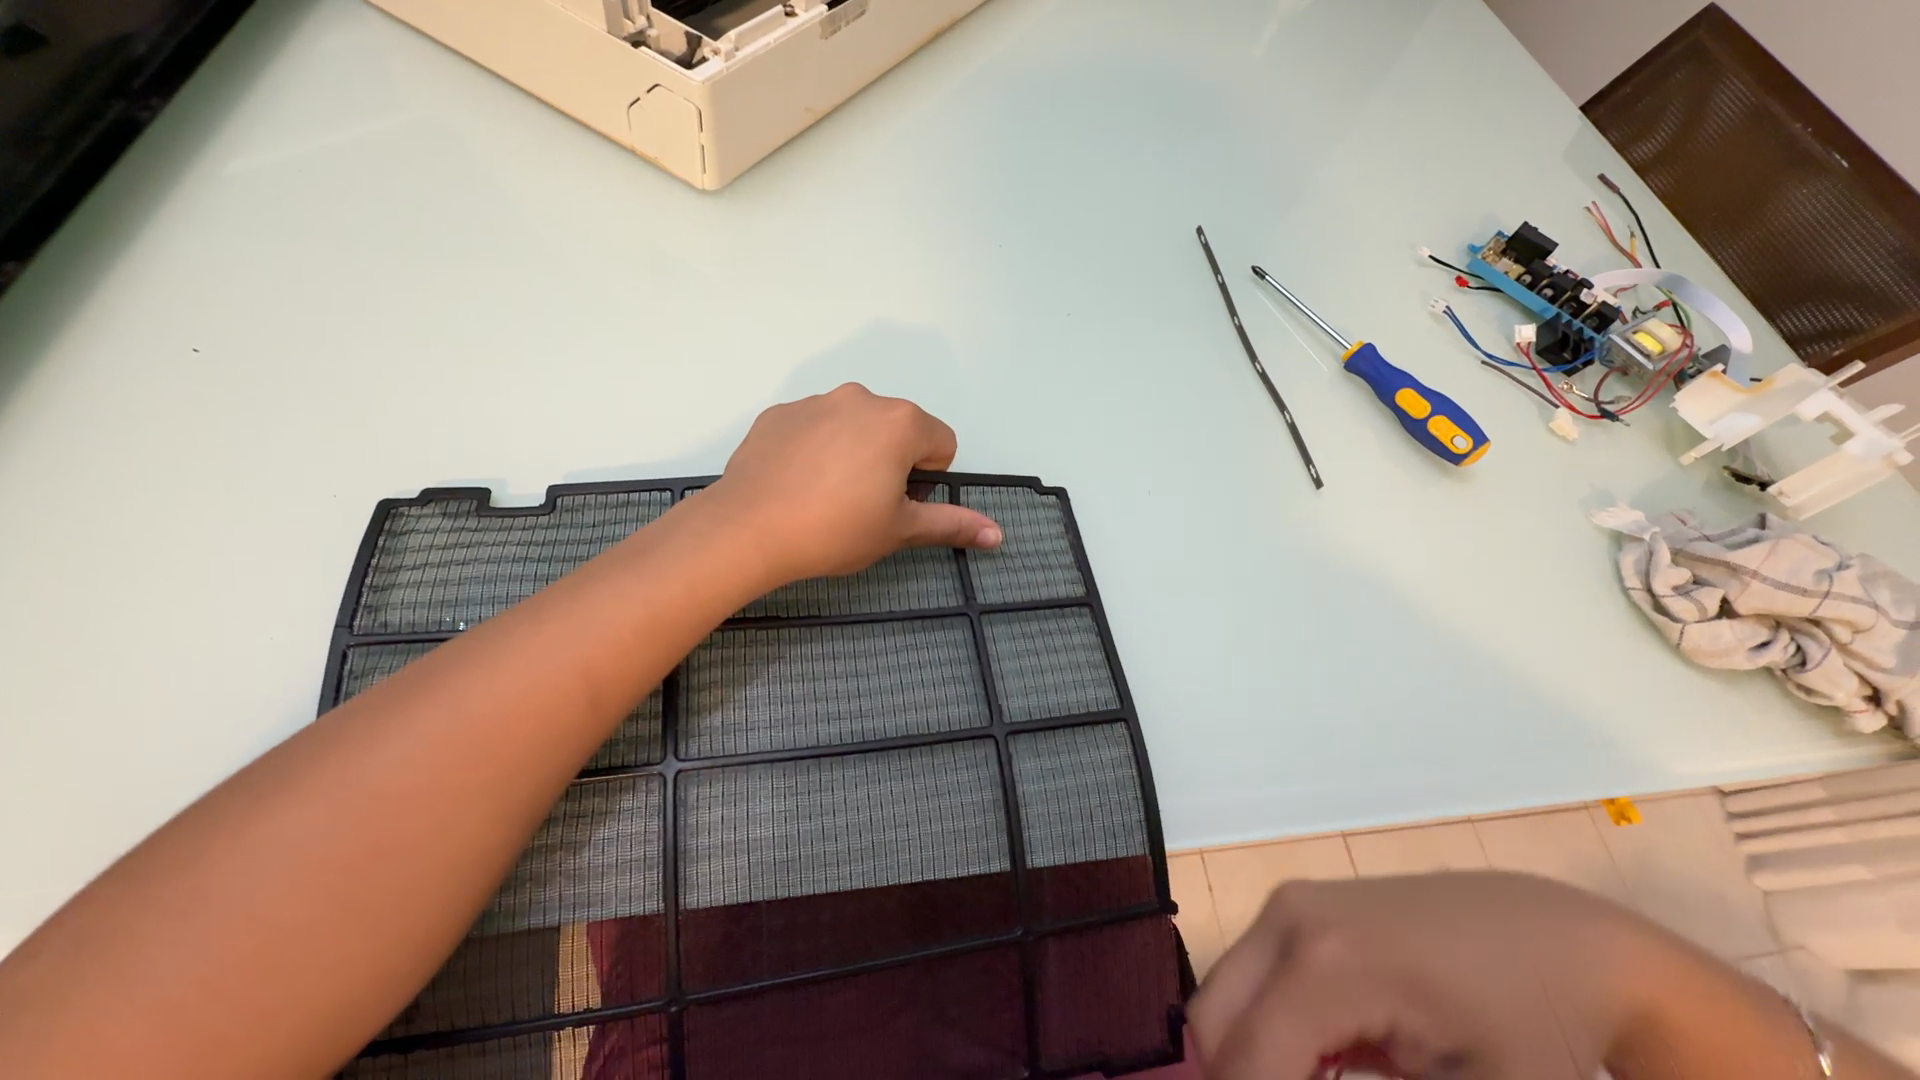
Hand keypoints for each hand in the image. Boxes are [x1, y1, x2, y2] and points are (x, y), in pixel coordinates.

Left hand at [700, 384, 1002, 586]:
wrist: (748, 528)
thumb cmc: (835, 529)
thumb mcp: (899, 530)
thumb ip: (951, 524)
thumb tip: (998, 534)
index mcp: (901, 422)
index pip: (942, 443)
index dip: (926, 478)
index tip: (897, 504)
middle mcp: (862, 398)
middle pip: (898, 429)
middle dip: (890, 461)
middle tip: (863, 505)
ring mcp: (815, 402)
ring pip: (854, 426)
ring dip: (853, 452)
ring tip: (826, 497)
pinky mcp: (779, 413)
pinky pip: (813, 427)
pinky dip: (814, 450)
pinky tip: (797, 484)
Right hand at [1189, 873, 1650, 1079]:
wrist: (1573, 943)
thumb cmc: (1540, 1036)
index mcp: (1325, 964)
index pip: (1246, 1066)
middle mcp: (1287, 921)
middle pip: (1212, 1029)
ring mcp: (1289, 905)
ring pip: (1222, 1003)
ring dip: (1255, 1063)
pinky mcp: (1298, 907)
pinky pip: (1251, 982)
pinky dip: (1269, 1033)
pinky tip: (1329, 1063)